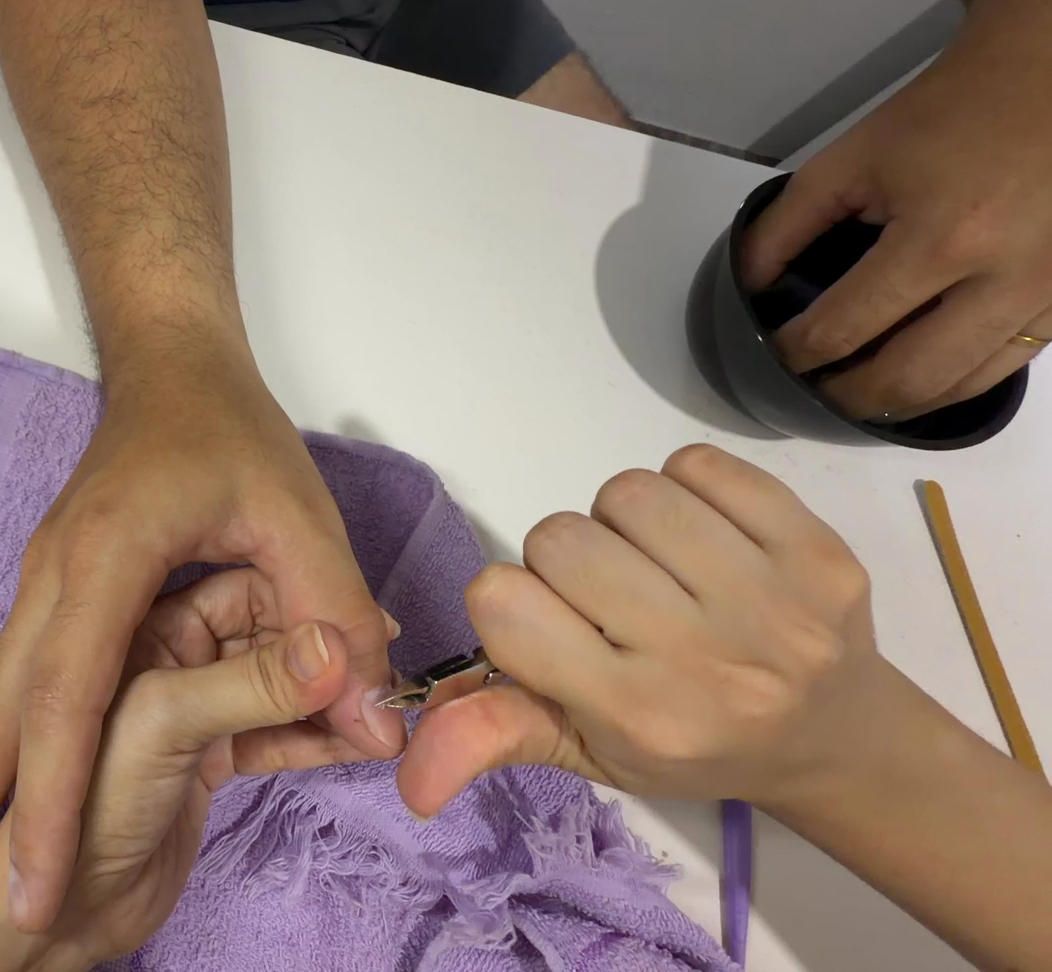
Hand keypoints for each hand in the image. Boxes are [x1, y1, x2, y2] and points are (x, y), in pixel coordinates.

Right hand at [0, 341, 402, 929]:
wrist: (172, 367)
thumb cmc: (229, 430)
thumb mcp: (300, 515)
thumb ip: (337, 616)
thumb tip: (368, 719)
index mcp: (108, 553)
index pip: (69, 691)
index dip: (49, 796)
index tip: (27, 887)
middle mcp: (53, 570)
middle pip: (3, 700)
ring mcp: (43, 573)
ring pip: (1, 686)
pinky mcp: (55, 580)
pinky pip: (27, 666)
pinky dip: (10, 732)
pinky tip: (6, 779)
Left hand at [34, 570, 364, 965]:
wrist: (76, 911)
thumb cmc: (96, 803)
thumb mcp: (167, 725)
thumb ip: (248, 685)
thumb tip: (338, 650)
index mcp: (146, 621)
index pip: (241, 590)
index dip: (303, 608)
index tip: (365, 629)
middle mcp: (171, 650)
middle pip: (267, 635)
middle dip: (324, 659)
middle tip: (384, 680)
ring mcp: (194, 701)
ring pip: (277, 686)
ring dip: (326, 704)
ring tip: (381, 724)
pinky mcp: (212, 751)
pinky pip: (274, 732)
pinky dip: (312, 739)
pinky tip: (353, 748)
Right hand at [397, 444, 895, 813]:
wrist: (843, 741)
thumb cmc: (686, 743)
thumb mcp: (578, 751)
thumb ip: (489, 739)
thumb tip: (404, 781)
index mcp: (634, 712)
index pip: (502, 603)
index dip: (505, 601)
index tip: (546, 627)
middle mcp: (706, 660)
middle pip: (558, 538)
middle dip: (560, 560)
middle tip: (602, 598)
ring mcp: (775, 602)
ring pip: (625, 493)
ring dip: (619, 520)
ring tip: (651, 564)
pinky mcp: (822, 549)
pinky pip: (700, 466)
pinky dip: (683, 488)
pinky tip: (701, 538)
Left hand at [741, 0, 1051, 419]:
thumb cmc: (948, 113)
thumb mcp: (844, 165)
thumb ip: (780, 233)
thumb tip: (749, 290)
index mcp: (943, 240)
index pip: (841, 331)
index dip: (792, 353)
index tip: (773, 352)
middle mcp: (1012, 277)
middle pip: (908, 378)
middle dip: (843, 394)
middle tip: (808, 387)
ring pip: (965, 384)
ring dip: (898, 400)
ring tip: (852, 389)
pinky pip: (1011, 362)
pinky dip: (953, 380)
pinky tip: (914, 372)